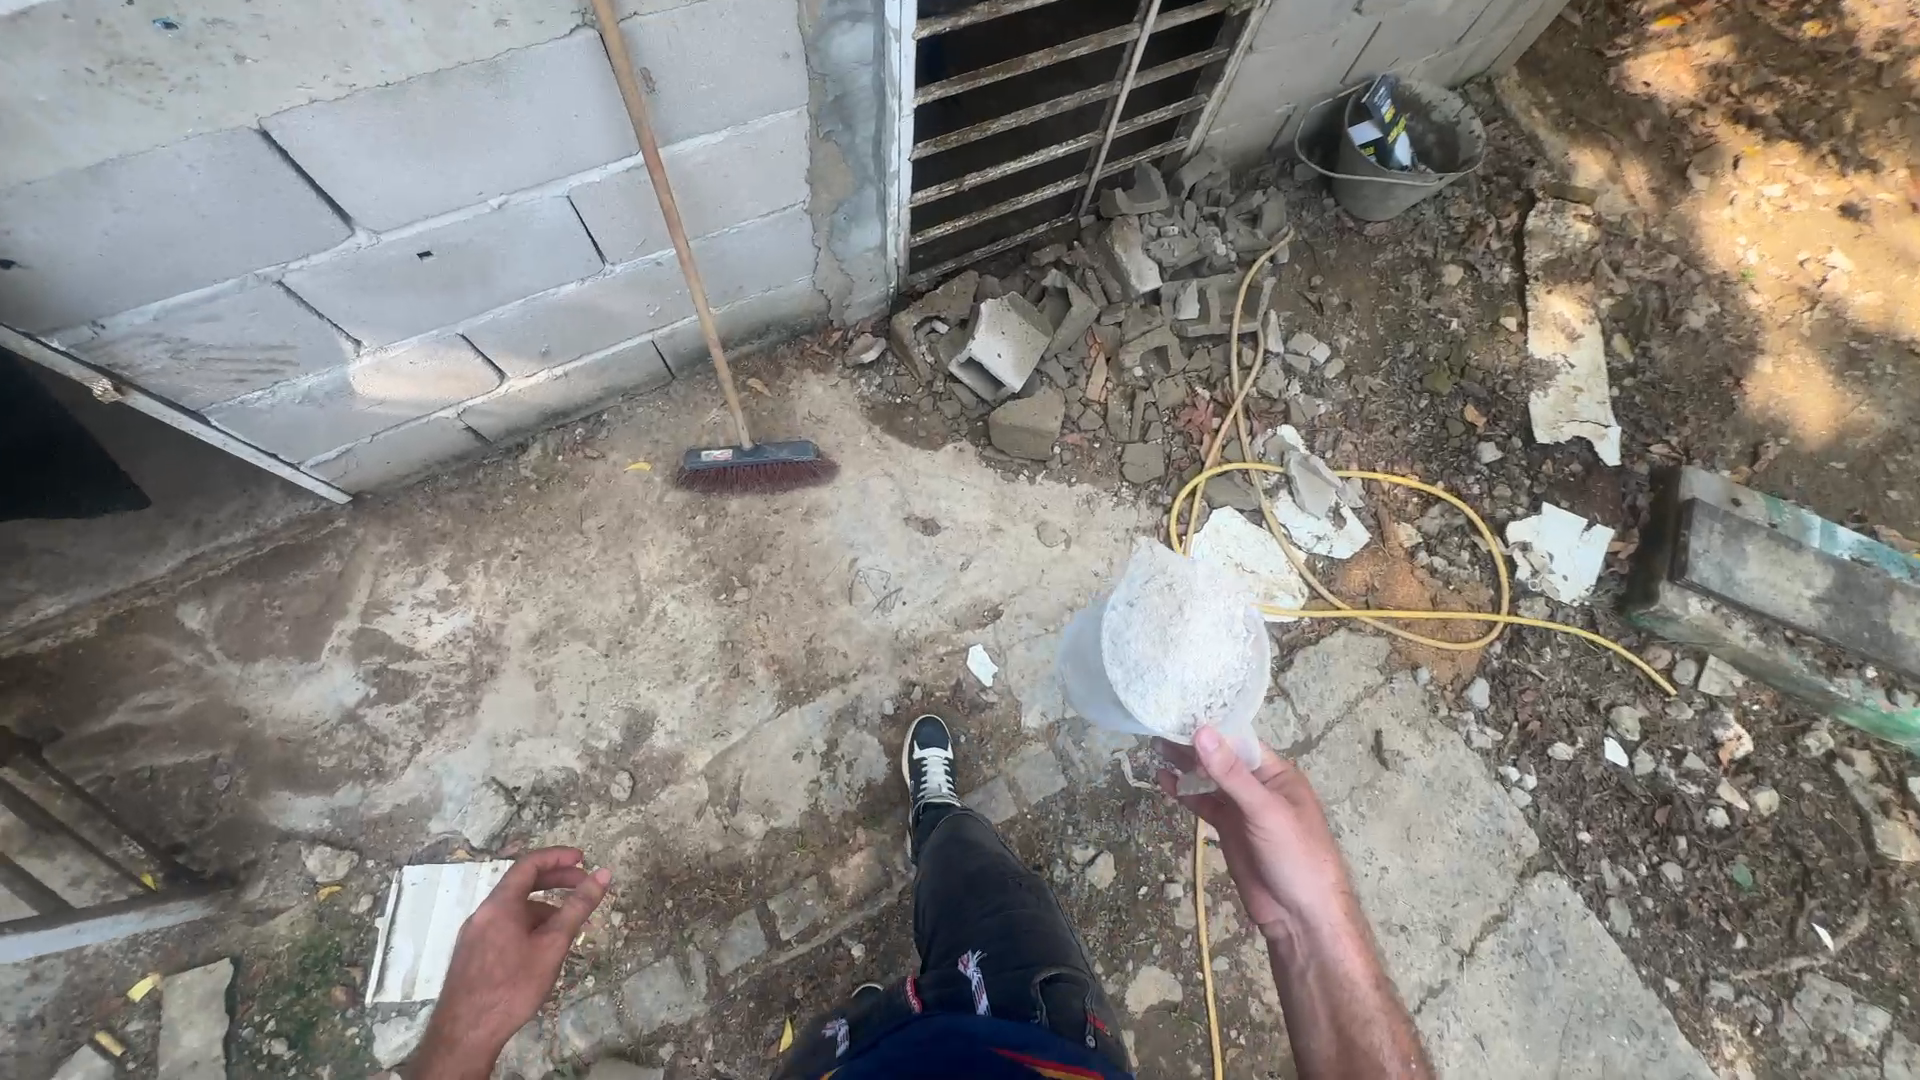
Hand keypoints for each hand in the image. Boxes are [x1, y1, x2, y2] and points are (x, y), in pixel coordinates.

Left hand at [410, 848, 612, 1078]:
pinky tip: (542, 947)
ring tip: (568, 924)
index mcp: (499, 905)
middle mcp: (482, 914)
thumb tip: (604, 873)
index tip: (584, 859)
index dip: (558, 856)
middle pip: (521, 884)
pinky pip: (504, 926)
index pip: (529, 864)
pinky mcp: (472, 955)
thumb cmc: (512, 986)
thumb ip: (578, 906)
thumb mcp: (553, 944)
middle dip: (556, 880)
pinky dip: (529, 924)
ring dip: (544, 906)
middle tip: (584, 884)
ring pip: (514, 909)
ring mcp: (474, 936)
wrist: (463, 1038)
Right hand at [1156, 727, 1355, 938]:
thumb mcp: (1265, 811)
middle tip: (1157, 726)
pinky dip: (1184, 791)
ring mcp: (1242, 808)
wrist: (1302, 918)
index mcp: (1276, 773)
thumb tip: (1201, 731)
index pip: (1238, 740)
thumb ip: (1230, 773)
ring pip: (1208, 779)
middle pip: (1220, 758)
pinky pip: (1203, 803)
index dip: (1210, 727)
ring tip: (1154, 747)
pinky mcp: (1228, 828)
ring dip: (1184, 766)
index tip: (1177, 710)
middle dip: (1191, 744)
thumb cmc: (1297, 857)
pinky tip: (1164, 780)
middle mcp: (1258, 785)